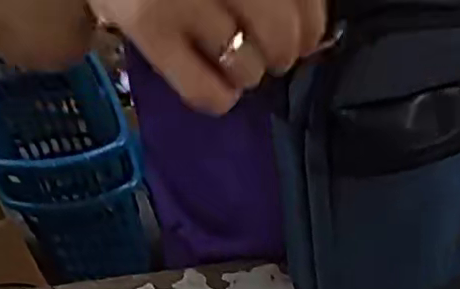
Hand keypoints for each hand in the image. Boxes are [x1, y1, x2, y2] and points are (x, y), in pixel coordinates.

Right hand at [91, 0, 325, 113]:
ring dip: (249, 73)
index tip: (304, 29)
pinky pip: (207, 91)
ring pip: (248, 66)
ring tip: (232, 55)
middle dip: (283, 52)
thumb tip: (313, 34)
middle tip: (269, 49)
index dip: (312, 22)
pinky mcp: (146, 21)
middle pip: (282, 32)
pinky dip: (220, 97)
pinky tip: (215, 82)